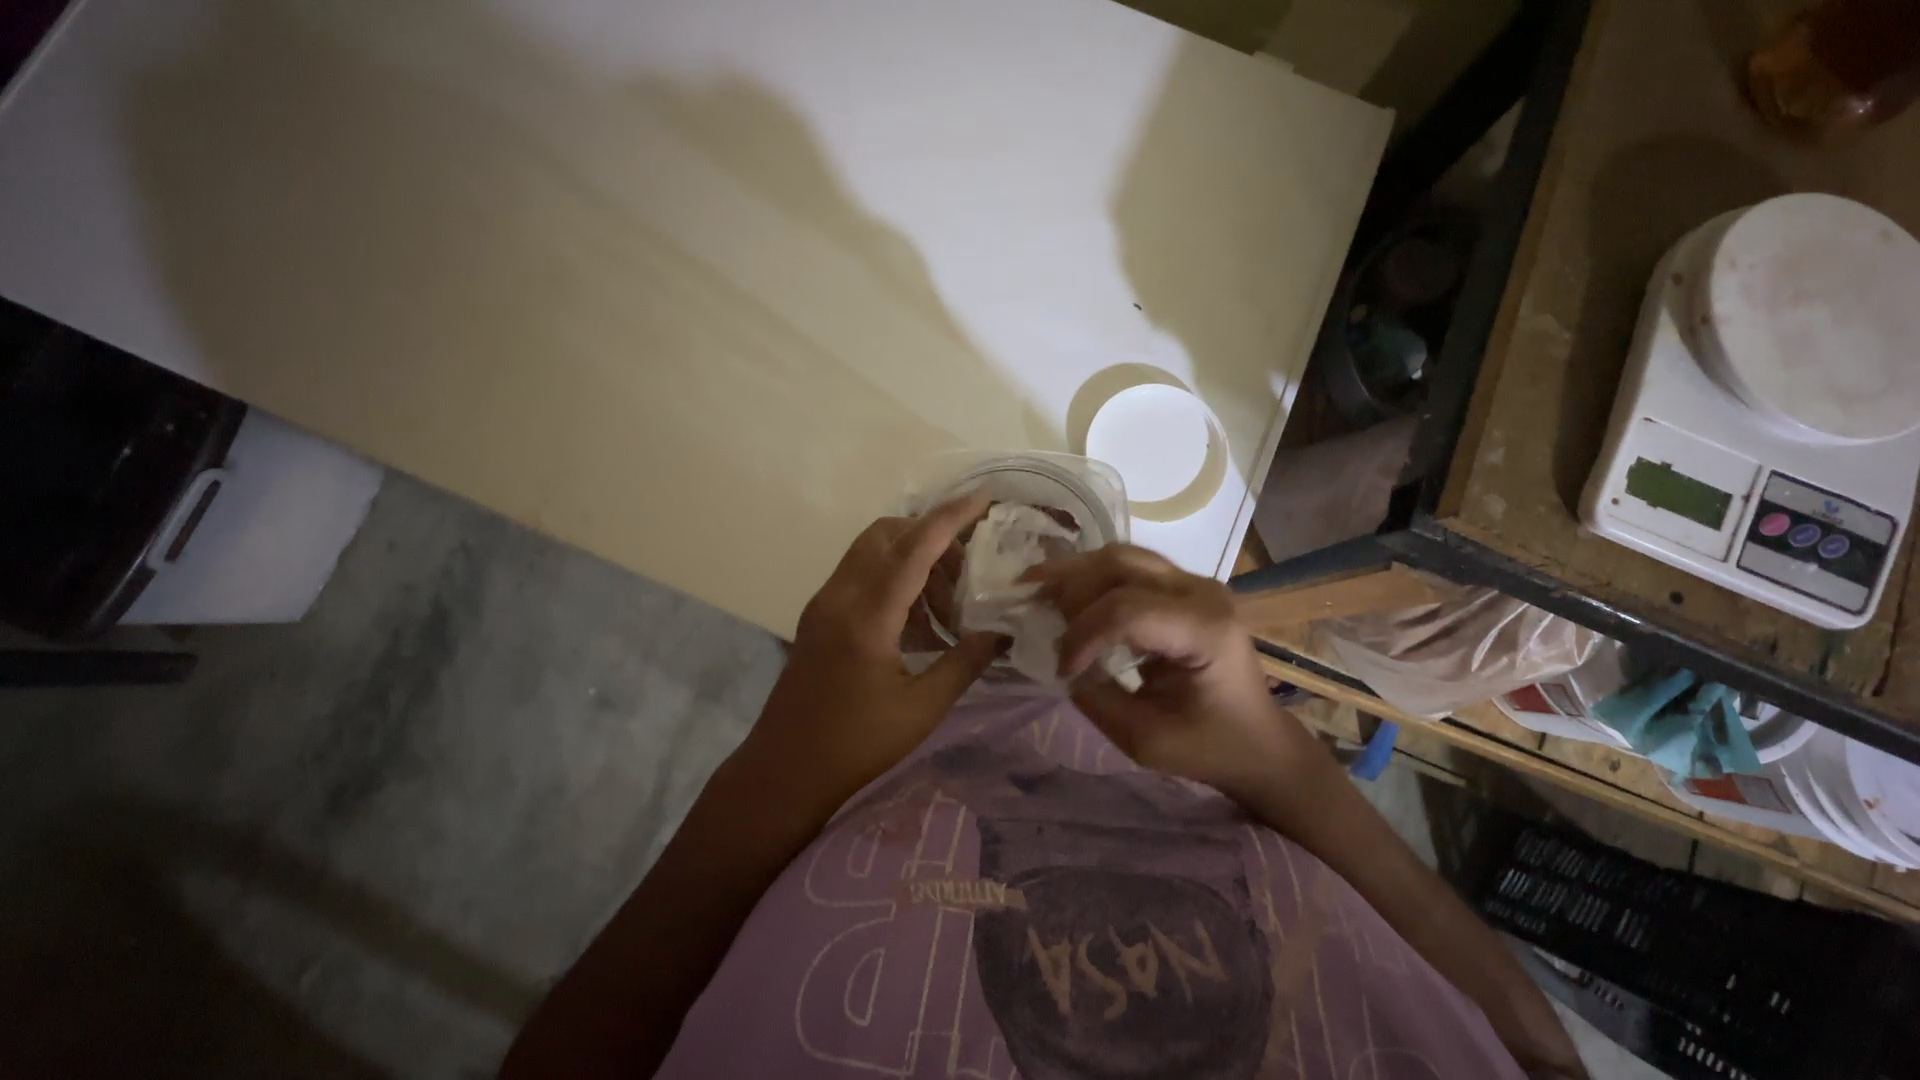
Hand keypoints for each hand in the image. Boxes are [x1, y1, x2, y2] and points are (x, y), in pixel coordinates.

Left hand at [735, 496, 1002, 817]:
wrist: (785, 771)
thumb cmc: (857, 746)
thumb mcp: (922, 709)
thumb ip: (964, 662)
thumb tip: (1002, 631)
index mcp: (867, 617)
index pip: (913, 548)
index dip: (950, 518)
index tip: (983, 498)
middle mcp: (840, 597)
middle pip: (886, 534)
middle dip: (930, 536)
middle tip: (967, 570)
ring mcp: (823, 605)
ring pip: (870, 552)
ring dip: (911, 559)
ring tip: (946, 607)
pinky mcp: (818, 618)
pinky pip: (859, 576)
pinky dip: (891, 579)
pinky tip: (917, 624)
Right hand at [1024, 545, 1308, 800]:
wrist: (1258, 742)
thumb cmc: (1210, 747)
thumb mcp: (1146, 741)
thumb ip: (1097, 699)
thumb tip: (1062, 664)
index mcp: (1206, 630)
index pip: (1126, 610)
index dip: (1082, 635)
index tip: (1062, 671)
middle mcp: (1203, 592)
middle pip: (1119, 564)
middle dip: (1069, 588)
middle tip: (1030, 610)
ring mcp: (1195, 584)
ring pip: (1121, 556)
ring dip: (1075, 574)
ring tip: (1036, 593)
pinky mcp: (1184, 588)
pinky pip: (1130, 568)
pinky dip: (1092, 579)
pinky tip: (1064, 596)